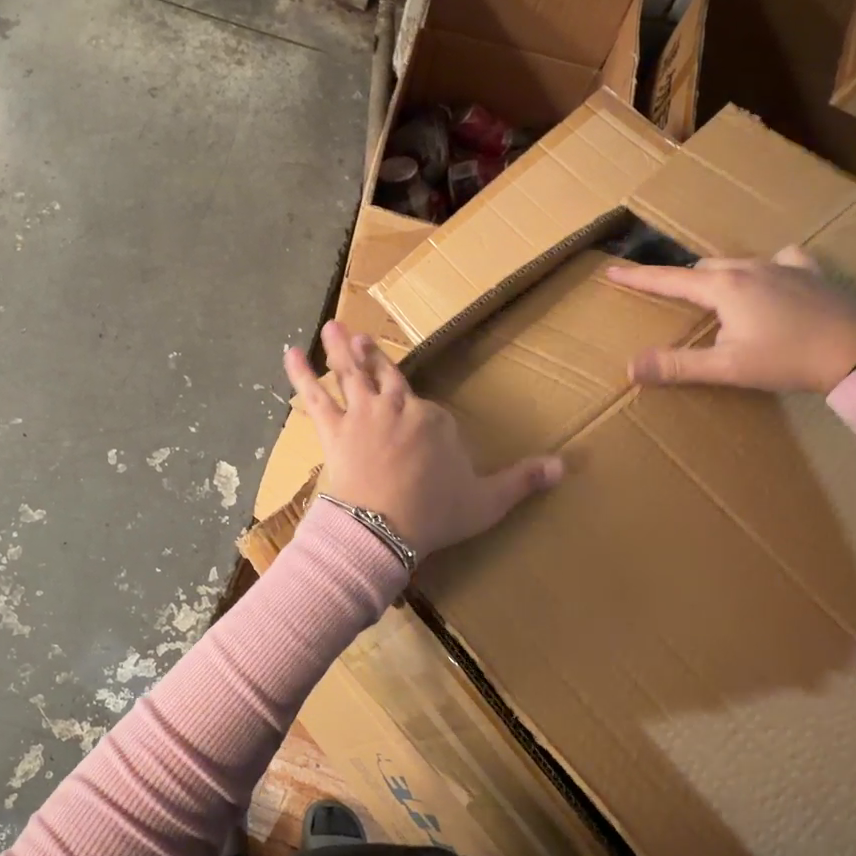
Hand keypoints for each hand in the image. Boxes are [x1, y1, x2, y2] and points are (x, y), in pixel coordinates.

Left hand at [283, 321, 563, 558]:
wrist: (382, 528)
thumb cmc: (434, 515)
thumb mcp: (487, 502)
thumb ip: (522, 480)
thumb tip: (564, 467)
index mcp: (434, 420)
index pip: (429, 411)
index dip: (425, 421)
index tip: (422, 429)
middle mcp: (398, 406)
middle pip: (387, 377)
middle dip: (375, 357)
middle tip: (359, 336)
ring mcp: (364, 414)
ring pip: (352, 374)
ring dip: (342, 350)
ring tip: (333, 327)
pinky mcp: (332, 427)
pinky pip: (314, 396)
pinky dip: (300, 374)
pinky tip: (290, 352)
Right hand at [601, 247, 855, 394]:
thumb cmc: (788, 359)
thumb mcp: (727, 368)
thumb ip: (677, 366)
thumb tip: (629, 367)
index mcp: (724, 287)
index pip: (669, 279)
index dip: (638, 277)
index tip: (611, 270)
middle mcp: (750, 268)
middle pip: (702, 268)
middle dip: (681, 281)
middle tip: (668, 298)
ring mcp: (784, 267)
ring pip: (738, 263)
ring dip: (719, 276)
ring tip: (715, 296)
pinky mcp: (812, 275)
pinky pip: (781, 260)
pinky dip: (766, 268)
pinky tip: (772, 278)